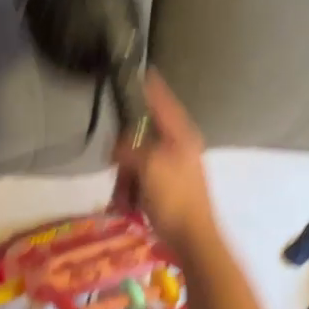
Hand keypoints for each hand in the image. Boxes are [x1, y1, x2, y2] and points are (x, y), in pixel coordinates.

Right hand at [112, 73, 215, 242]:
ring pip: (136, 159)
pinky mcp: (166, 187)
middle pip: (142, 133)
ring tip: (123, 193)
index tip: (139, 69)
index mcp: (181, 136)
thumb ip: (129, 148)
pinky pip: (139, 179)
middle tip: (115, 162)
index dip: (150, 86)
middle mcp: (179, 147)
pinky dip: (130, 189)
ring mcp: (173, 168)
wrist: (193, 240)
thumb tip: (117, 146)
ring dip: (125, 176)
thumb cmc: (174, 199)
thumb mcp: (147, 166)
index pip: (163, 101)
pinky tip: (127, 203)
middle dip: (124, 150)